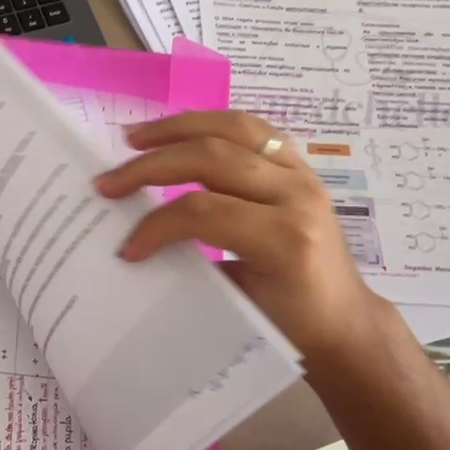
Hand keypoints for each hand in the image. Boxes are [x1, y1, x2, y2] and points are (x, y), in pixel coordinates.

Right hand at [94, 110, 385, 360]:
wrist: (342, 320)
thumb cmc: (287, 324)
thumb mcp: (236, 305)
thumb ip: (192, 270)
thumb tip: (135, 249)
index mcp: (284, 238)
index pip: (202, 211)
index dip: (154, 226)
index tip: (126, 250)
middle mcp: (296, 196)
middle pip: (212, 157)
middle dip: (150, 167)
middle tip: (107, 185)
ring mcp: (302, 174)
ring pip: (233, 128)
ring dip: (176, 129)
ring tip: (133, 139)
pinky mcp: (300, 167)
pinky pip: (250, 130)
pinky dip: (208, 125)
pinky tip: (178, 134)